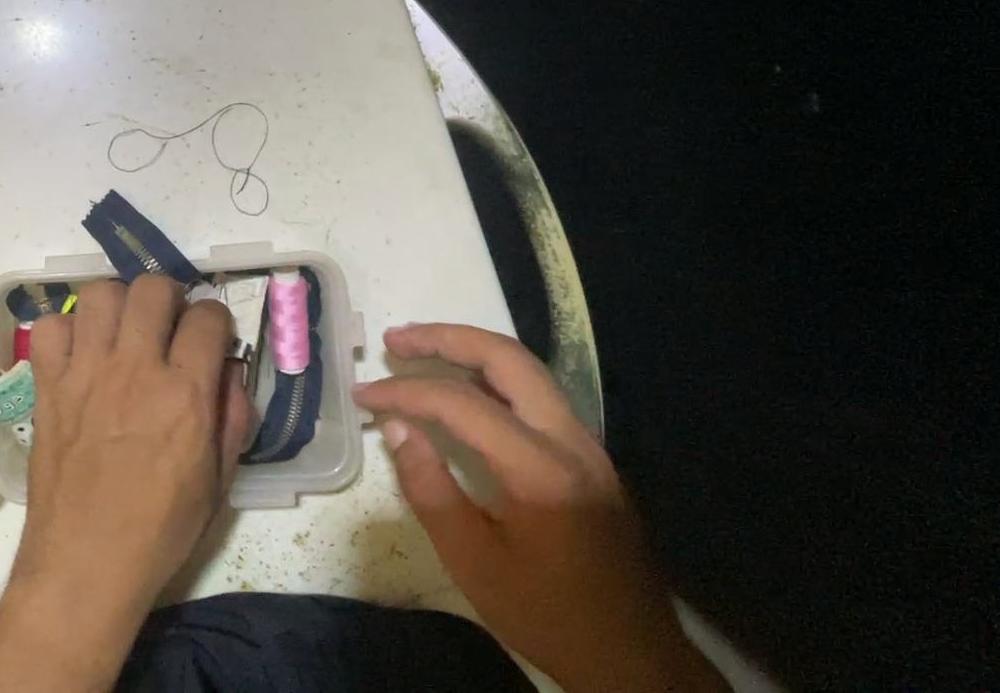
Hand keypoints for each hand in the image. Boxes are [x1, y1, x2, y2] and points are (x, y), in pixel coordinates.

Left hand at [0, 276, 251, 692]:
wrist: (86, 562)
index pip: (208, 317)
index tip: (211, 335)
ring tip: (123, 329)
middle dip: (169, 296)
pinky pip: (50, 327)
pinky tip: (79, 352)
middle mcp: (135, 369)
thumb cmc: (159, 530)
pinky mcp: (49, 385)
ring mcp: (86, 372)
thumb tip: (230, 370)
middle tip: (167, 322)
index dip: (215, 319)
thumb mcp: (219, 482)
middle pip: (152, 289)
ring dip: (118, 303)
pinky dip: (66, 330)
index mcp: (185, 394)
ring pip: (101, 294)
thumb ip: (232, 417)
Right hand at [354, 323, 726, 692]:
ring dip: (468, 351)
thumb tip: (397, 428)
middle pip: (506, 357)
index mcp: (541, 468)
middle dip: (444, 338)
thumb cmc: (548, 616)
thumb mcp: (473, 563)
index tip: (362, 396)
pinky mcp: (589, 456)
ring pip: (525, 369)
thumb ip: (430, 489)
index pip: (461, 403)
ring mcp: (587, 444)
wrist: (637, 661)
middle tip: (393, 341)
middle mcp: (572, 440)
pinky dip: (489, 377)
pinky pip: (535, 394)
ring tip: (417, 352)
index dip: (405, 392)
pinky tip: (460, 390)